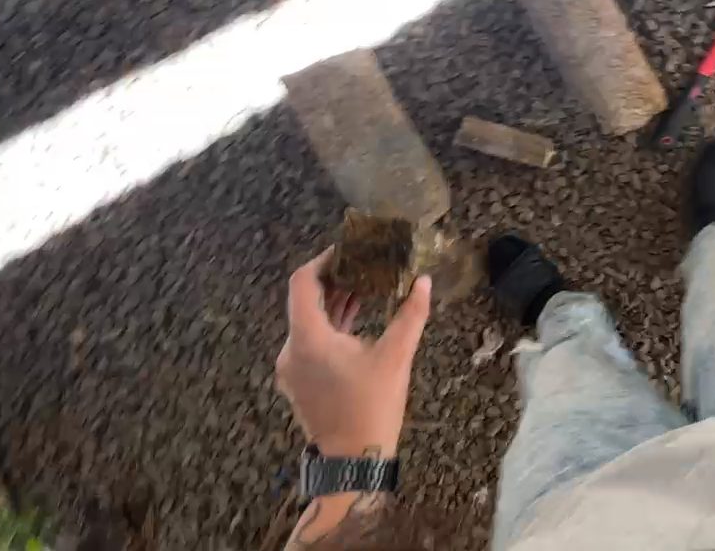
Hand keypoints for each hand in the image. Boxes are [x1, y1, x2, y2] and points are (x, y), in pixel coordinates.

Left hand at [275, 252, 431, 458]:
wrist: (352, 463)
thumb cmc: (372, 406)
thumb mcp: (396, 356)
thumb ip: (411, 314)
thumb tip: (423, 281)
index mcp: (308, 338)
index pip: (302, 282)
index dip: (322, 261)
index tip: (347, 252)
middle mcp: (292, 349)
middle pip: (305, 300)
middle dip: (334, 279)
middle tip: (362, 265)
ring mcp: (292, 368)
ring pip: (308, 320)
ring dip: (333, 302)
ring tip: (364, 286)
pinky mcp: (299, 381)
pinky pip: (310, 340)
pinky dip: (330, 324)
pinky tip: (356, 317)